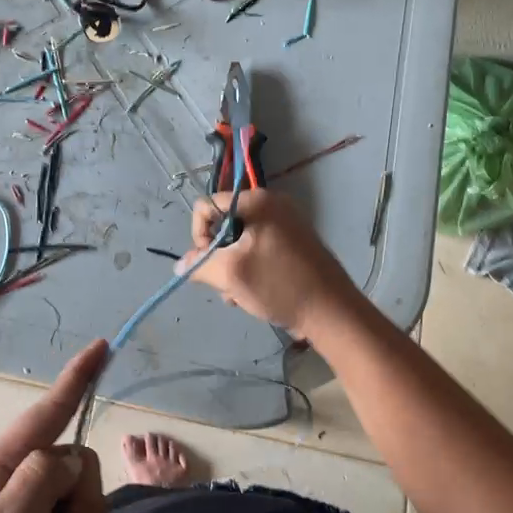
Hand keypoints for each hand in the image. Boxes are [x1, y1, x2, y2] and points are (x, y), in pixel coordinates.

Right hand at [179, 189, 361, 334]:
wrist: (332, 311)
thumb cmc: (280, 285)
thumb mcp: (231, 274)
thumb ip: (200, 265)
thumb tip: (180, 265)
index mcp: (257, 201)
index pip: (207, 205)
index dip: (198, 234)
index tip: (206, 261)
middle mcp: (273, 204)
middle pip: (224, 224)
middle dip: (218, 255)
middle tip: (224, 283)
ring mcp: (287, 223)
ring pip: (241, 240)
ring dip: (233, 267)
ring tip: (239, 295)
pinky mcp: (296, 242)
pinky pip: (260, 247)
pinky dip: (251, 267)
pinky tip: (253, 294)